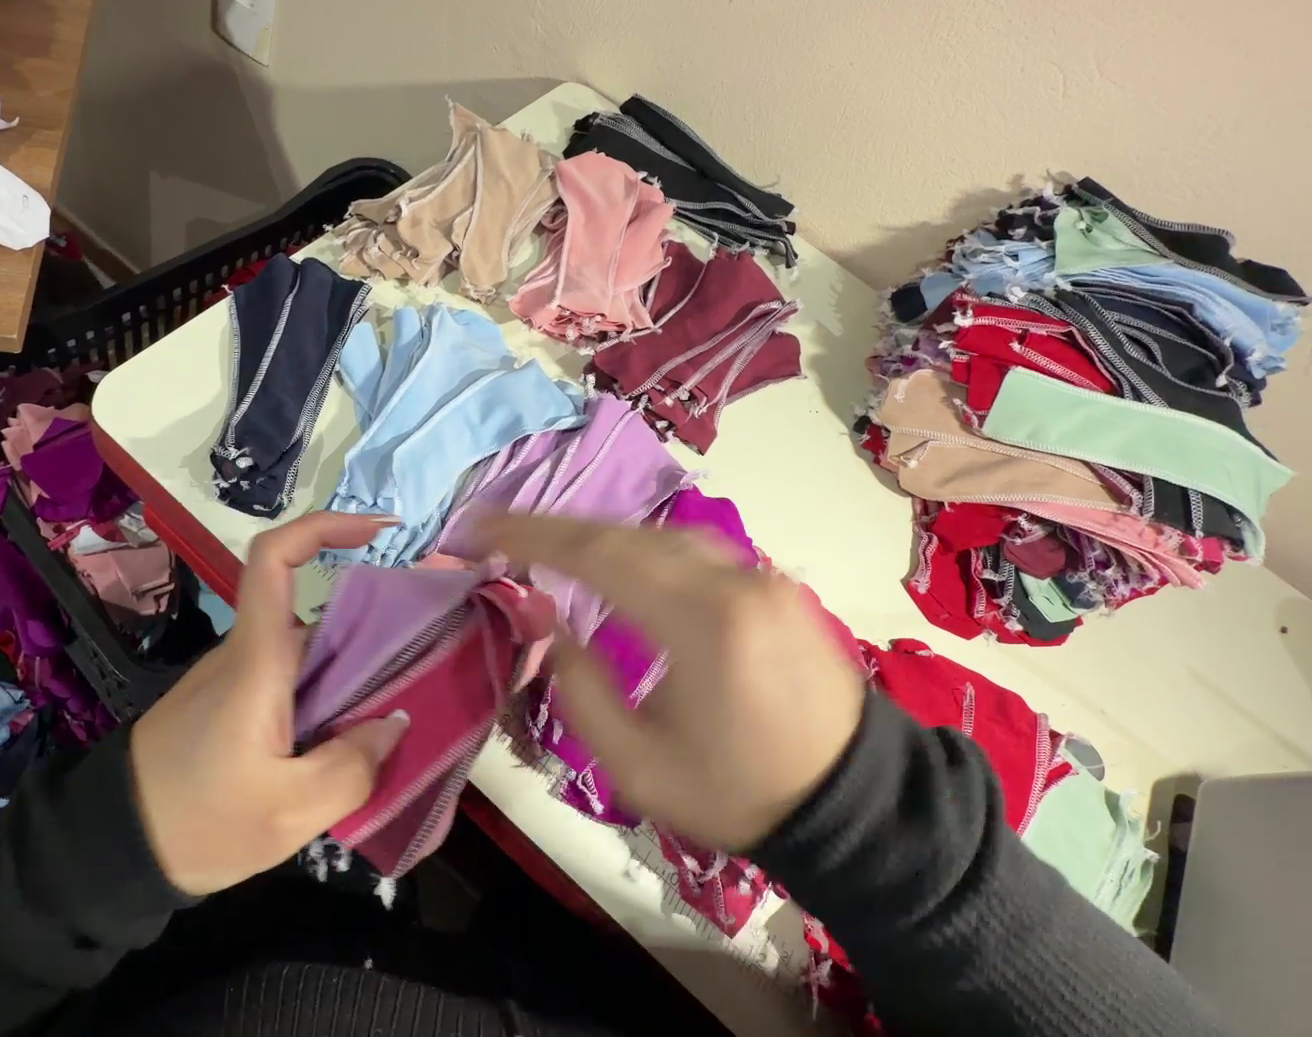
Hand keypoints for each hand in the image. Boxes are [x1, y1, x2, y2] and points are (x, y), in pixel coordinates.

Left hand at [130, 512, 411, 895]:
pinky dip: (328, 701)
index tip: (378, 529)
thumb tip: (392, 722)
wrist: (115, 844)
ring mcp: (236, 678)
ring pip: (309, 655)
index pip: (275, 558)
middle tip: (425, 668)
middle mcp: (247, 654)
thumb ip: (353, 767)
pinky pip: (292, 685)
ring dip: (353, 676)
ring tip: (396, 720)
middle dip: (372, 631)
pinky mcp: (232, 704)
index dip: (324, 526)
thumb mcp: (289, 811)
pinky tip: (351, 744)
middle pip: (316, 615)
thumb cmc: (200, 821)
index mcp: (257, 659)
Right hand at [481, 514, 864, 850]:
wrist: (852, 804)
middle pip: (625, 534)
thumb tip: (545, 619)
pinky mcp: (771, 585)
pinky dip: (638, 547)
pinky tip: (612, 561)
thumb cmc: (736, 791)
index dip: (530, 535)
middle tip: (495, 529)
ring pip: (658, 534)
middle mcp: (735, 581)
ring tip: (543, 544)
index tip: (479, 528)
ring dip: (594, 535)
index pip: (598, 555)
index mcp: (701, 624)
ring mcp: (760, 577)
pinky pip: (690, 549)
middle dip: (553, 528)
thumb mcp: (636, 764)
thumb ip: (578, 687)